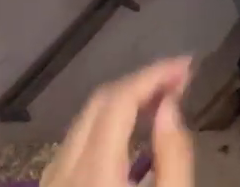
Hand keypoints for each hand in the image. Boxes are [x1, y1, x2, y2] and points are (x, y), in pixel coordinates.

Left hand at [42, 58, 195, 186]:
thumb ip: (173, 155)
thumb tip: (170, 105)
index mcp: (94, 172)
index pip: (120, 100)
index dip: (155, 73)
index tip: (188, 65)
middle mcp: (63, 170)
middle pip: (99, 102)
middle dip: (141, 81)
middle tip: (178, 77)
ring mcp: (52, 181)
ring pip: (85, 119)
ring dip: (124, 100)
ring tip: (161, 97)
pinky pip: (76, 142)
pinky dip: (107, 122)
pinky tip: (133, 127)